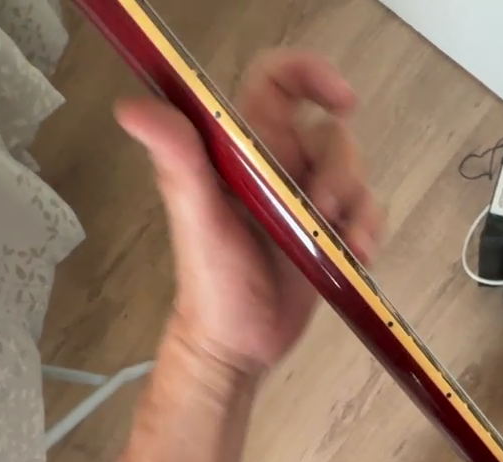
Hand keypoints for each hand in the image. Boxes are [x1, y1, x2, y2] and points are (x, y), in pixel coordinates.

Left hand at [115, 49, 384, 376]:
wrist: (236, 346)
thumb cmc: (212, 287)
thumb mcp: (196, 221)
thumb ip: (177, 161)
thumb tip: (133, 108)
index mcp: (242, 152)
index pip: (278, 85)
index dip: (311, 75)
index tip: (342, 99)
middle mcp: (277, 169)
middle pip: (330, 136)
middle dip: (341, 171)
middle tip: (322, 212)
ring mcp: (304, 204)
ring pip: (354, 176)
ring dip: (360, 207)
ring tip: (347, 246)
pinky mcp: (326, 236)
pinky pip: (365, 214)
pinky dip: (370, 230)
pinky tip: (358, 256)